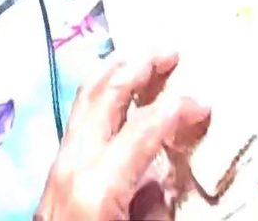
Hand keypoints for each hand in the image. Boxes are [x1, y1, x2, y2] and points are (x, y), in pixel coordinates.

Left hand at [36, 52, 210, 220]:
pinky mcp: (54, 172)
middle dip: (141, 66)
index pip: (145, 127)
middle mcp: (74, 163)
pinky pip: (80, 113)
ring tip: (144, 56)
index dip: (178, 109)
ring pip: (87, 94)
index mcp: (97, 187)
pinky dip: (102, 89)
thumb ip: (155, 209)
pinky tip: (117, 87)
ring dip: (117, 69)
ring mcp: (59, 164)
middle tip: (170, 53)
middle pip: (108, 93)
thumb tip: (161, 180)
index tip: (203, 103)